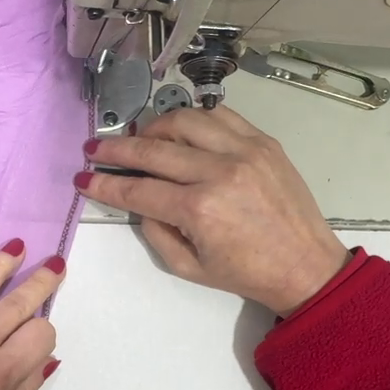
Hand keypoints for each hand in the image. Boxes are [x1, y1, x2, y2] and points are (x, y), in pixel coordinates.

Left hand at [0, 239, 63, 389]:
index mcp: (0, 374)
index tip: (36, 338)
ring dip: (4, 263)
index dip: (44, 334)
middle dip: (41, 281)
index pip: (40, 333)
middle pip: (18, 302)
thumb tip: (47, 355)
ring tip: (18, 247)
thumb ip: (26, 389)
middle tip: (54, 264)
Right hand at [76, 106, 349, 314]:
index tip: (84, 177)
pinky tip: (181, 131)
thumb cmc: (246, 274)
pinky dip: (194, 119)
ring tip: (141, 137)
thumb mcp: (189, 267)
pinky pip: (220, 115)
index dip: (105, 183)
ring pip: (184, 121)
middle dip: (117, 148)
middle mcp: (219, 172)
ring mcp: (244, 151)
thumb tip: (138, 200)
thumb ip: (156, 232)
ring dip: (154, 126)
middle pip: (153, 149)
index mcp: (199, 210)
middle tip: (96, 148)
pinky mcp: (263, 141)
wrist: (304, 264)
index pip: (138, 189)